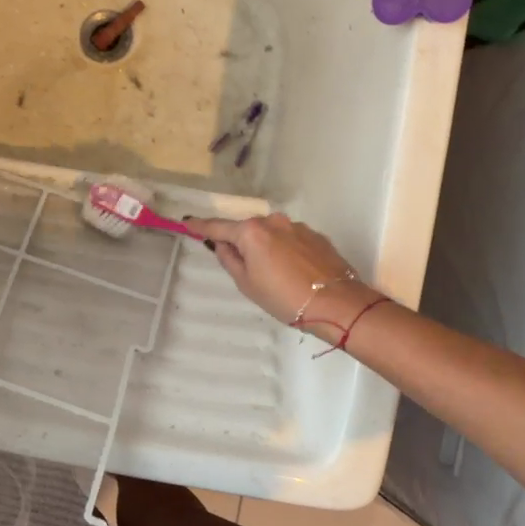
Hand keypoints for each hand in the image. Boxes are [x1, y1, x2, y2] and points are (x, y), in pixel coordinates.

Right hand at [186, 213, 380, 331]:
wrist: (337, 304)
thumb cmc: (284, 297)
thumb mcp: (246, 283)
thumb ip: (229, 259)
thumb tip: (221, 244)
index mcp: (251, 232)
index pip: (218, 227)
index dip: (200, 226)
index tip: (187, 223)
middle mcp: (273, 221)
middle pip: (247, 228)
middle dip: (239, 240)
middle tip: (239, 264)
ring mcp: (297, 227)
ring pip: (270, 233)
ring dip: (264, 246)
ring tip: (271, 272)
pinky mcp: (316, 236)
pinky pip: (290, 239)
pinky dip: (284, 249)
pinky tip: (290, 270)